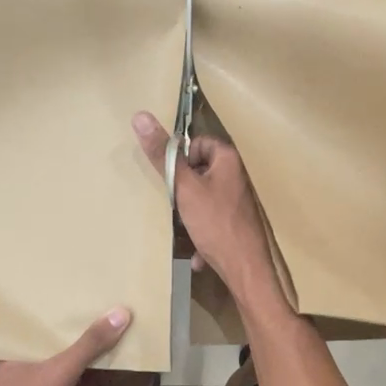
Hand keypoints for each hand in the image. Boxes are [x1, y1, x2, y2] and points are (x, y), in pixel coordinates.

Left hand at [0, 308, 132, 385]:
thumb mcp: (58, 373)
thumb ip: (89, 345)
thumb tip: (121, 313)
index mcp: (9, 349)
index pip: (33, 318)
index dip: (56, 303)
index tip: (81, 287)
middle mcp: (18, 363)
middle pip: (53, 340)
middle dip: (79, 329)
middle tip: (107, 306)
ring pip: (64, 363)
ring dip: (88, 355)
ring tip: (117, 334)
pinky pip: (71, 384)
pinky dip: (89, 379)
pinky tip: (113, 372)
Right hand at [132, 113, 286, 310]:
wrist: (245, 269)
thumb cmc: (216, 223)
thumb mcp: (184, 187)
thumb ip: (162, 155)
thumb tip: (140, 115)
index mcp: (229, 161)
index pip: (198, 143)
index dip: (181, 159)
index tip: (173, 178)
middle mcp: (237, 178)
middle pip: (199, 173)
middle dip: (184, 191)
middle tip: (176, 205)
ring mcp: (239, 203)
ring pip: (204, 200)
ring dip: (190, 217)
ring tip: (186, 229)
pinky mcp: (237, 226)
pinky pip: (212, 224)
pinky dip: (203, 237)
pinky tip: (198, 253)